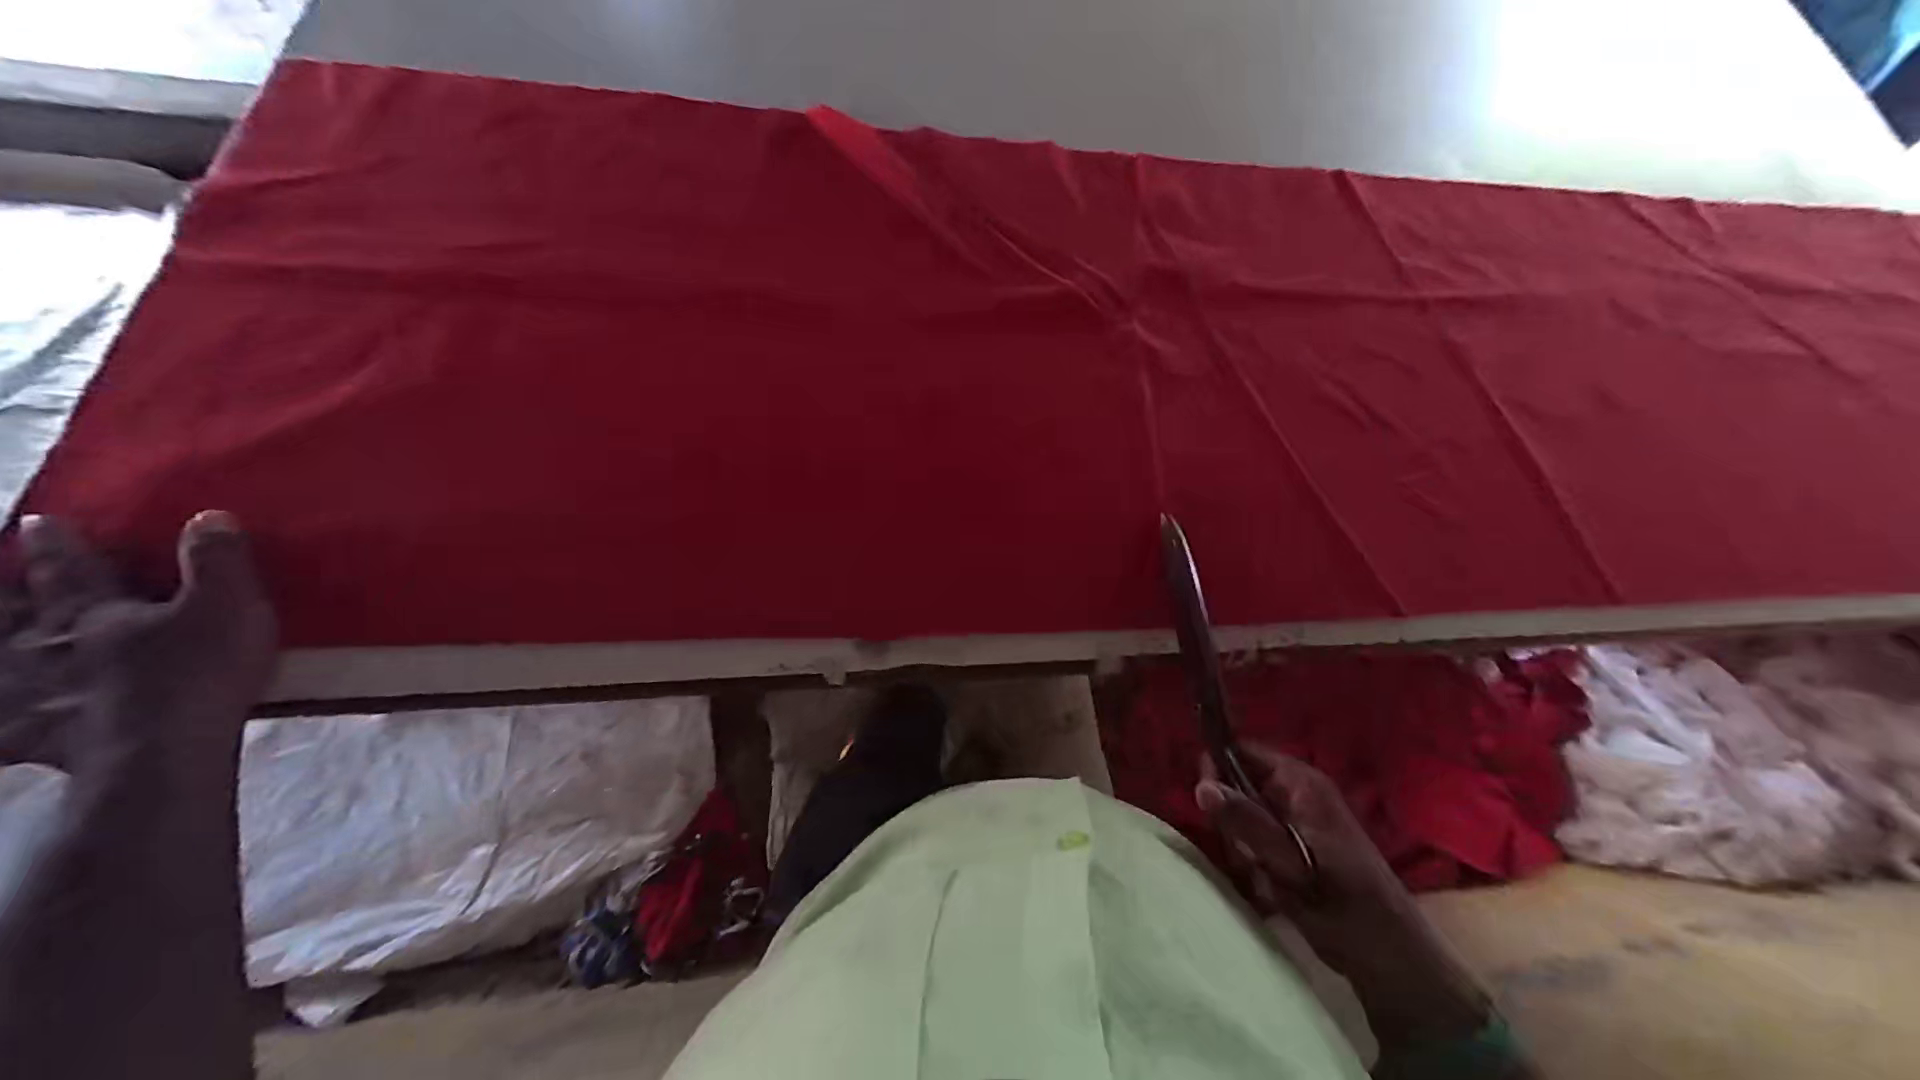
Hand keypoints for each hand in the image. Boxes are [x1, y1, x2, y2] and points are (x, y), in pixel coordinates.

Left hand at [0, 512, 275, 786]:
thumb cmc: (196, 672)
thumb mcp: (228, 607)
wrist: (155, 754)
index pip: (70, 566)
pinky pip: (2, 729)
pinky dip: (3, 724)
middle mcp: (40, 644)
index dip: (59, 542)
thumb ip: (217, 561)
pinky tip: (7, 725)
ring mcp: (24, 693)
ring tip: (4, 648)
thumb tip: (207, 516)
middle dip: (2, 595)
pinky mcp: (28, 738)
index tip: (41, 521)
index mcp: (90, 611)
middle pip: (8, 612)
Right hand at [1198, 744, 1492, 1048]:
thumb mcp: (1289, 865)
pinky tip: (1265, 886)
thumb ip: (1246, 822)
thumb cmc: (1345, 907)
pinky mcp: (1298, 843)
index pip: (1239, 750)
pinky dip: (1253, 859)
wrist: (1392, 958)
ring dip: (1240, 845)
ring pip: (1243, 814)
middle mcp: (1298, 790)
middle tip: (1242, 855)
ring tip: (1258, 876)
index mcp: (1300, 782)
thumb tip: (1200, 785)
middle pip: (1236, 783)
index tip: (1208, 808)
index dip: (1216, 772)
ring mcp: (1299, 817)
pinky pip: (1256, 836)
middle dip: (1229, 819)